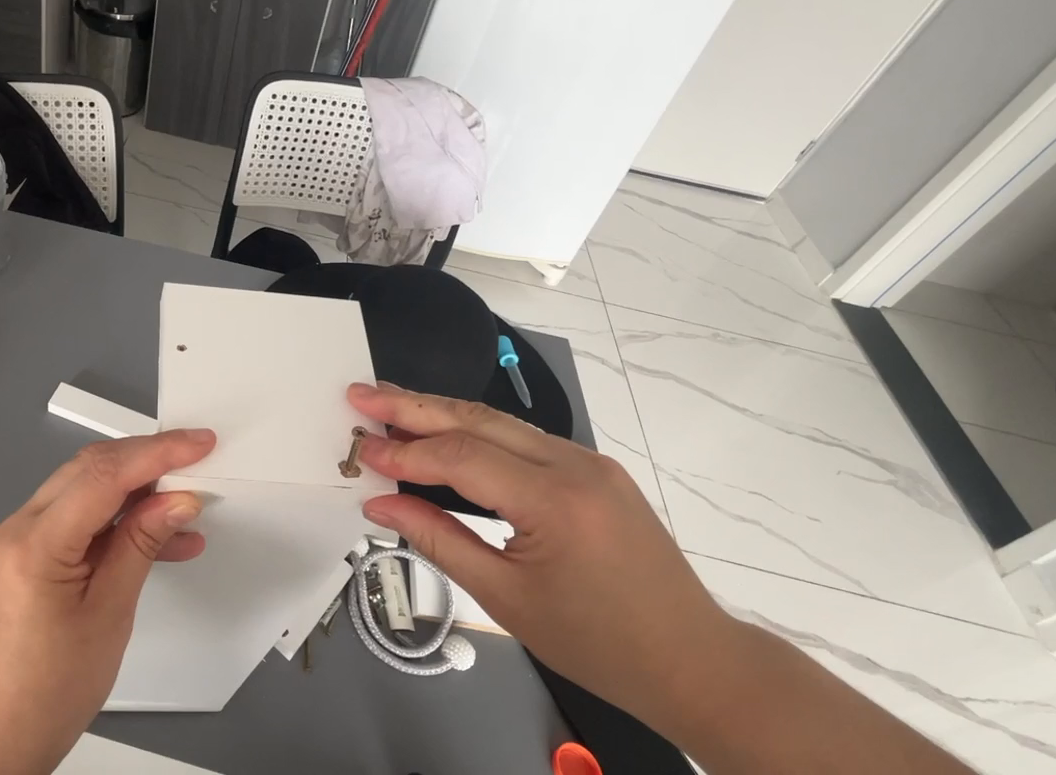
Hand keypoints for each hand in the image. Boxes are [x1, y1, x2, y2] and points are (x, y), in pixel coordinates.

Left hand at [0, 430, 215, 774]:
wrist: (2, 731)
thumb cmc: (54, 686)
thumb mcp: (110, 613)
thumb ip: (142, 544)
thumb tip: (180, 500)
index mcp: (35, 544)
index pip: (102, 476)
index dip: (156, 453)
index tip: (200, 444)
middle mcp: (19, 527)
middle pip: (91, 470)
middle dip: (147, 459)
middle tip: (198, 460)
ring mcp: (19, 537)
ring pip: (86, 487)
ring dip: (137, 489)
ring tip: (187, 504)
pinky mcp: (28, 551)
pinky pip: (79, 516)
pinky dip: (119, 519)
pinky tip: (161, 537)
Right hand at [348, 383, 741, 729]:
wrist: (694, 660)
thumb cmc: (598, 644)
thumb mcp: (506, 599)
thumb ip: (438, 540)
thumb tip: (381, 504)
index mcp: (555, 501)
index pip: (462, 458)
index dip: (405, 452)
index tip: (360, 450)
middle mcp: (574, 464)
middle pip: (478, 420)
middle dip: (413, 404)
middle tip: (361, 394)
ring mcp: (589, 461)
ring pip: (501, 422)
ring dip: (442, 414)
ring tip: (390, 406)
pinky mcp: (595, 469)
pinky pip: (523, 440)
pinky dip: (476, 434)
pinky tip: (445, 436)